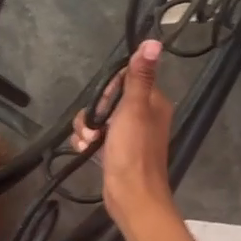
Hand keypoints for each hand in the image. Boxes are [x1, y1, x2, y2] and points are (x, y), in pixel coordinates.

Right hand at [71, 39, 175, 228]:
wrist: (131, 198)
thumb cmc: (133, 152)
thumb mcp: (134, 109)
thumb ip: (140, 76)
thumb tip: (154, 42)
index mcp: (153, 102)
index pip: (125, 78)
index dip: (108, 88)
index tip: (104, 105)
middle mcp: (144, 114)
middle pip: (108, 97)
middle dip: (93, 111)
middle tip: (94, 127)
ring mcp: (129, 133)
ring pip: (98, 116)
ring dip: (86, 127)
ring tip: (88, 142)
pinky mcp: (115, 149)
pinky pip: (94, 134)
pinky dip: (86, 140)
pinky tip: (85, 150)